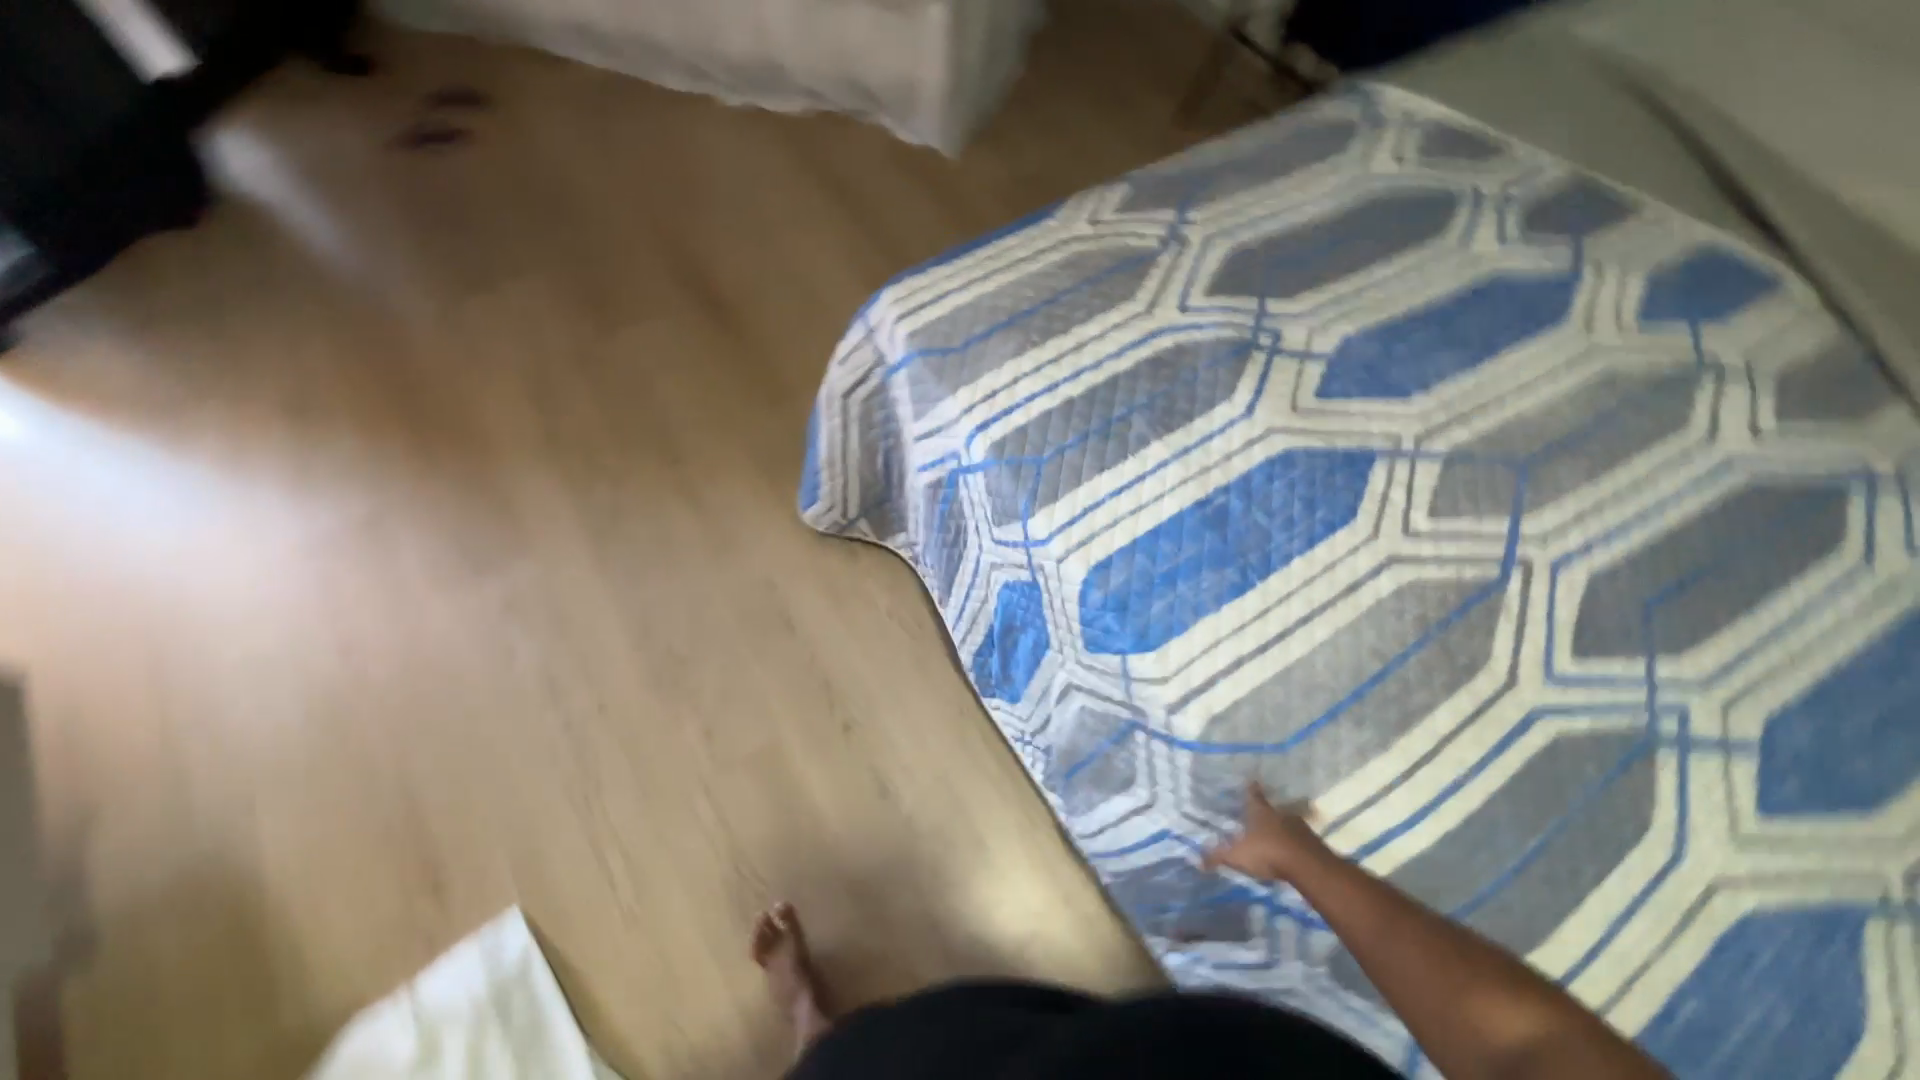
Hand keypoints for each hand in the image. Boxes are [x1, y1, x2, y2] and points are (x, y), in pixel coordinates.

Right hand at [1202, 782, 1328, 882]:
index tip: (1252, 781)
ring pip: (1288, 823)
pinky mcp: (1313, 842)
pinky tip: (1292, 852)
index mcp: (1260, 813)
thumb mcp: (1237, 856)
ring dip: (1283, 828)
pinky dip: (1295, 843)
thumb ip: (1218, 857)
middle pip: (1272, 810)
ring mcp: (1299, 827)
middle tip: (1262, 815)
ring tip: (1277, 836)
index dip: (1251, 790)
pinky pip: (1301, 839)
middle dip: (1267, 812)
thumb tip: (1199, 861)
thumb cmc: (1267, 853)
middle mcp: (1280, 814)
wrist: (1306, 865)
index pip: (1254, 796)